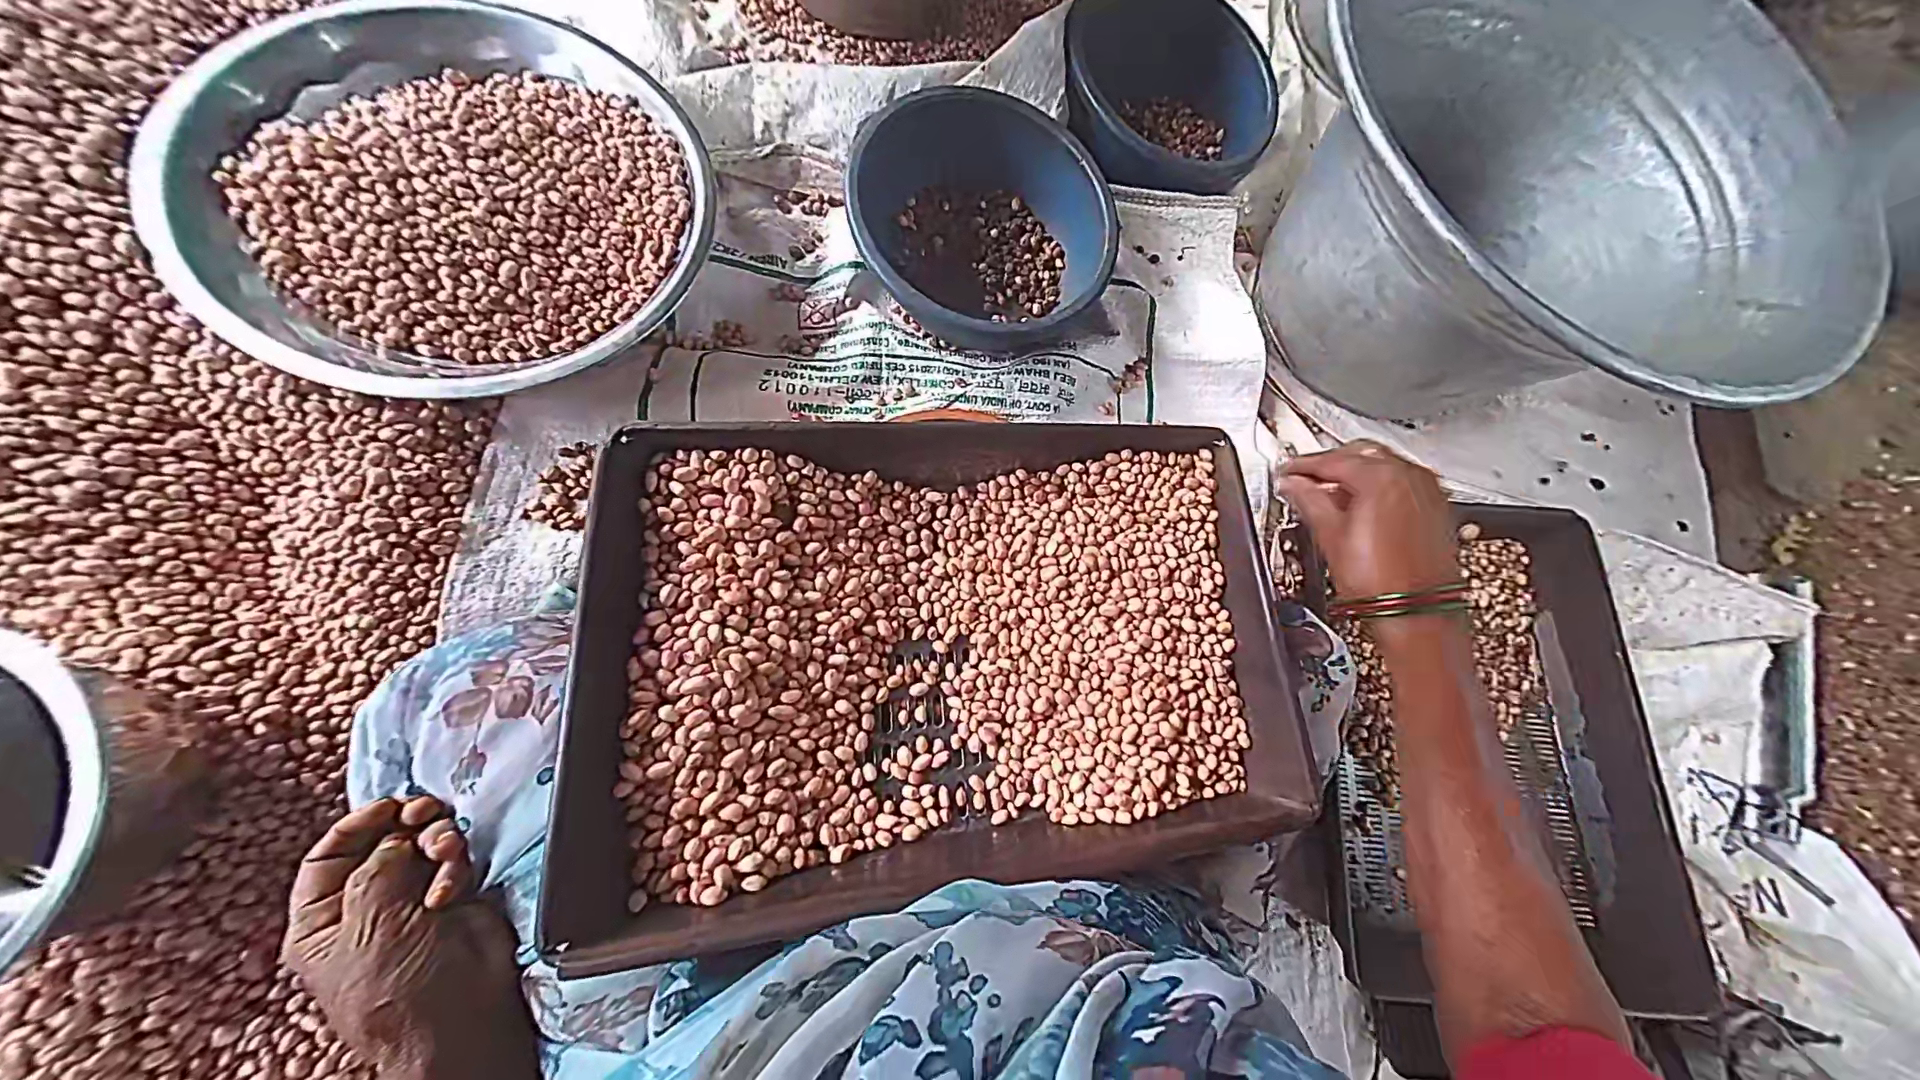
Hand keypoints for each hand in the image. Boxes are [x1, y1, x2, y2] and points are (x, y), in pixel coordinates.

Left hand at [283, 796, 538, 1079]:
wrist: (457, 1011)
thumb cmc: (396, 983)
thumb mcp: (369, 926)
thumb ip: (376, 870)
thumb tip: (395, 833)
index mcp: (326, 918)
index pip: (328, 857)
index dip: (355, 826)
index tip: (388, 804)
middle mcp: (369, 902)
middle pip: (383, 842)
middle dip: (406, 824)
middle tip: (426, 813)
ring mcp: (414, 897)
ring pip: (424, 844)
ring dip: (438, 841)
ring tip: (447, 854)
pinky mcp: (455, 893)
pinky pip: (454, 859)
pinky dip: (456, 864)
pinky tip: (454, 886)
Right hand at [1275, 441, 1458, 602]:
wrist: (1416, 611)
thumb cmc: (1380, 582)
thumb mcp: (1330, 535)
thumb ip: (1308, 500)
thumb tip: (1293, 485)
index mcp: (1381, 478)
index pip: (1332, 460)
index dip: (1302, 465)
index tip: (1287, 471)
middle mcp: (1410, 477)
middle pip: (1360, 454)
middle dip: (1329, 465)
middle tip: (1303, 479)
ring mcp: (1426, 491)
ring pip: (1382, 465)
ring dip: (1353, 474)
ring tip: (1327, 493)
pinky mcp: (1434, 507)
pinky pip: (1399, 482)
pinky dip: (1375, 486)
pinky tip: (1357, 504)